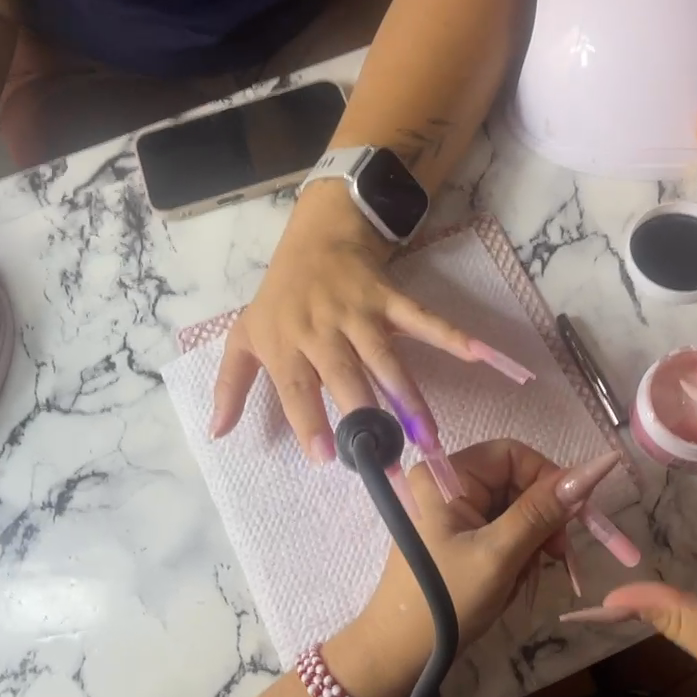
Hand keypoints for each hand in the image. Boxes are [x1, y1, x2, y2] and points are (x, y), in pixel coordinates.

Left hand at [211, 187, 524, 483]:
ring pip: (386, 359)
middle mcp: (320, 329)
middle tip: (386, 463)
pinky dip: (451, 336)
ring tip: (430, 439)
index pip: (294, 387)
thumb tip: (217, 433)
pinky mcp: (389, 298)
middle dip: (366, 420)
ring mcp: (358, 312)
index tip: (325, 457)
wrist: (317, 233)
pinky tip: (479, 355)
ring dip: (410, 398)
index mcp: (284, 341)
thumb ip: (231, 385)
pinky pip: (422, 319)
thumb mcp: (244, 335)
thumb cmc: (280, 295)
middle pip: (345, 377)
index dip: (309, 419)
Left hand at [325, 441, 623, 696]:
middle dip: (542, 518)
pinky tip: (514, 580)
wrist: (402, 653)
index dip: (549, 479)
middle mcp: (445, 484)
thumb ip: (544, 511)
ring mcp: (451, 511)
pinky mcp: (458, 536)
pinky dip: (518, 553)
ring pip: (515, 509)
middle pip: (516, 481)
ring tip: (526, 576)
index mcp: (444, 476)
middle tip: (557, 556)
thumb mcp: (499, 555)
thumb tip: (596, 468)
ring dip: (532, 541)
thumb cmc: (445, 600)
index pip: (512, 454)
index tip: (573, 517)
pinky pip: (503, 530)